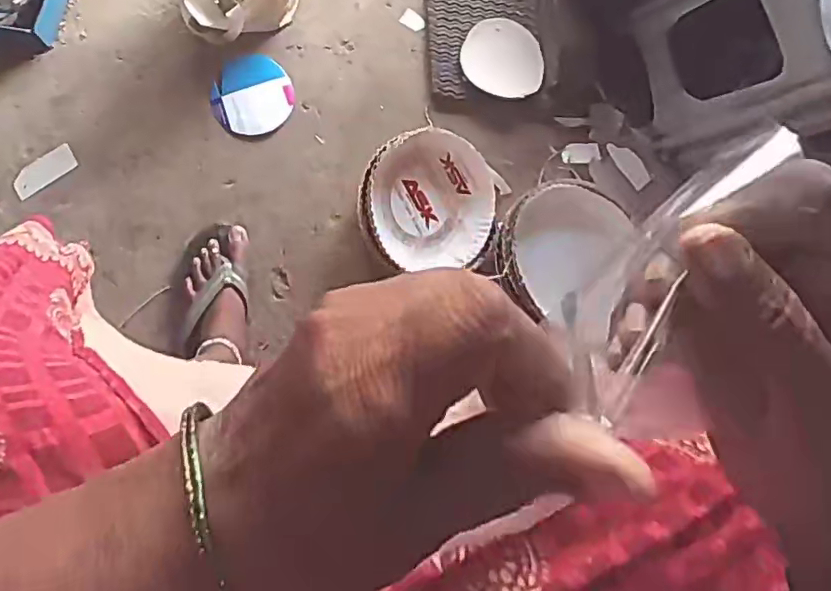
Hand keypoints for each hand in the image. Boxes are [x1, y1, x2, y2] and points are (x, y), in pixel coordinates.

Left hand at [200, 270, 654, 590]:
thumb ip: (513, 471)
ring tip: (495, 402)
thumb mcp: (416, 521)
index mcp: (376, 371)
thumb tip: (627, 465)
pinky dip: (452, 328)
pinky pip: (415, 295)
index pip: (483, 316)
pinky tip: (450, 380)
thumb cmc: (307, 542)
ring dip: (487, 336)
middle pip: (468, 293)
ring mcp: (342, 302)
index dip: (537, 363)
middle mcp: (358, 315)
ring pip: (444, 288)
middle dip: (517, 347)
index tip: (555, 426)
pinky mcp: (335, 306)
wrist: (203, 518)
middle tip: (531, 415)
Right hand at [675, 160, 830, 590]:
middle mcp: (814, 270)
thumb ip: (772, 323)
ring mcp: (761, 295)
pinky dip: (645, 317)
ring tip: (633, 330)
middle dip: (688, 248)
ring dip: (656, 284)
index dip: (760, 204)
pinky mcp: (720, 324)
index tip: (699, 237)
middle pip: (744, 220)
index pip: (817, 202)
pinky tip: (629, 347)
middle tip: (649, 289)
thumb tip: (699, 238)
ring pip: (695, 256)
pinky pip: (673, 298)